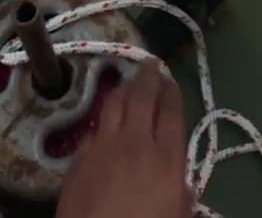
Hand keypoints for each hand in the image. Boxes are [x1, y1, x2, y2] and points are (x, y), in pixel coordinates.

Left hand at [57, 60, 191, 217]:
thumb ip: (182, 197)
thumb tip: (182, 185)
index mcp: (166, 160)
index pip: (172, 113)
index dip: (172, 92)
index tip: (172, 80)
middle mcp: (135, 143)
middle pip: (143, 96)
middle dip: (150, 76)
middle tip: (153, 64)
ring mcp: (103, 146)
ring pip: (115, 103)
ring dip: (125, 88)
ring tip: (130, 82)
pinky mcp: (79, 157)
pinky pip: (94, 129)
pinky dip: (103, 121)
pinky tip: (105, 124)